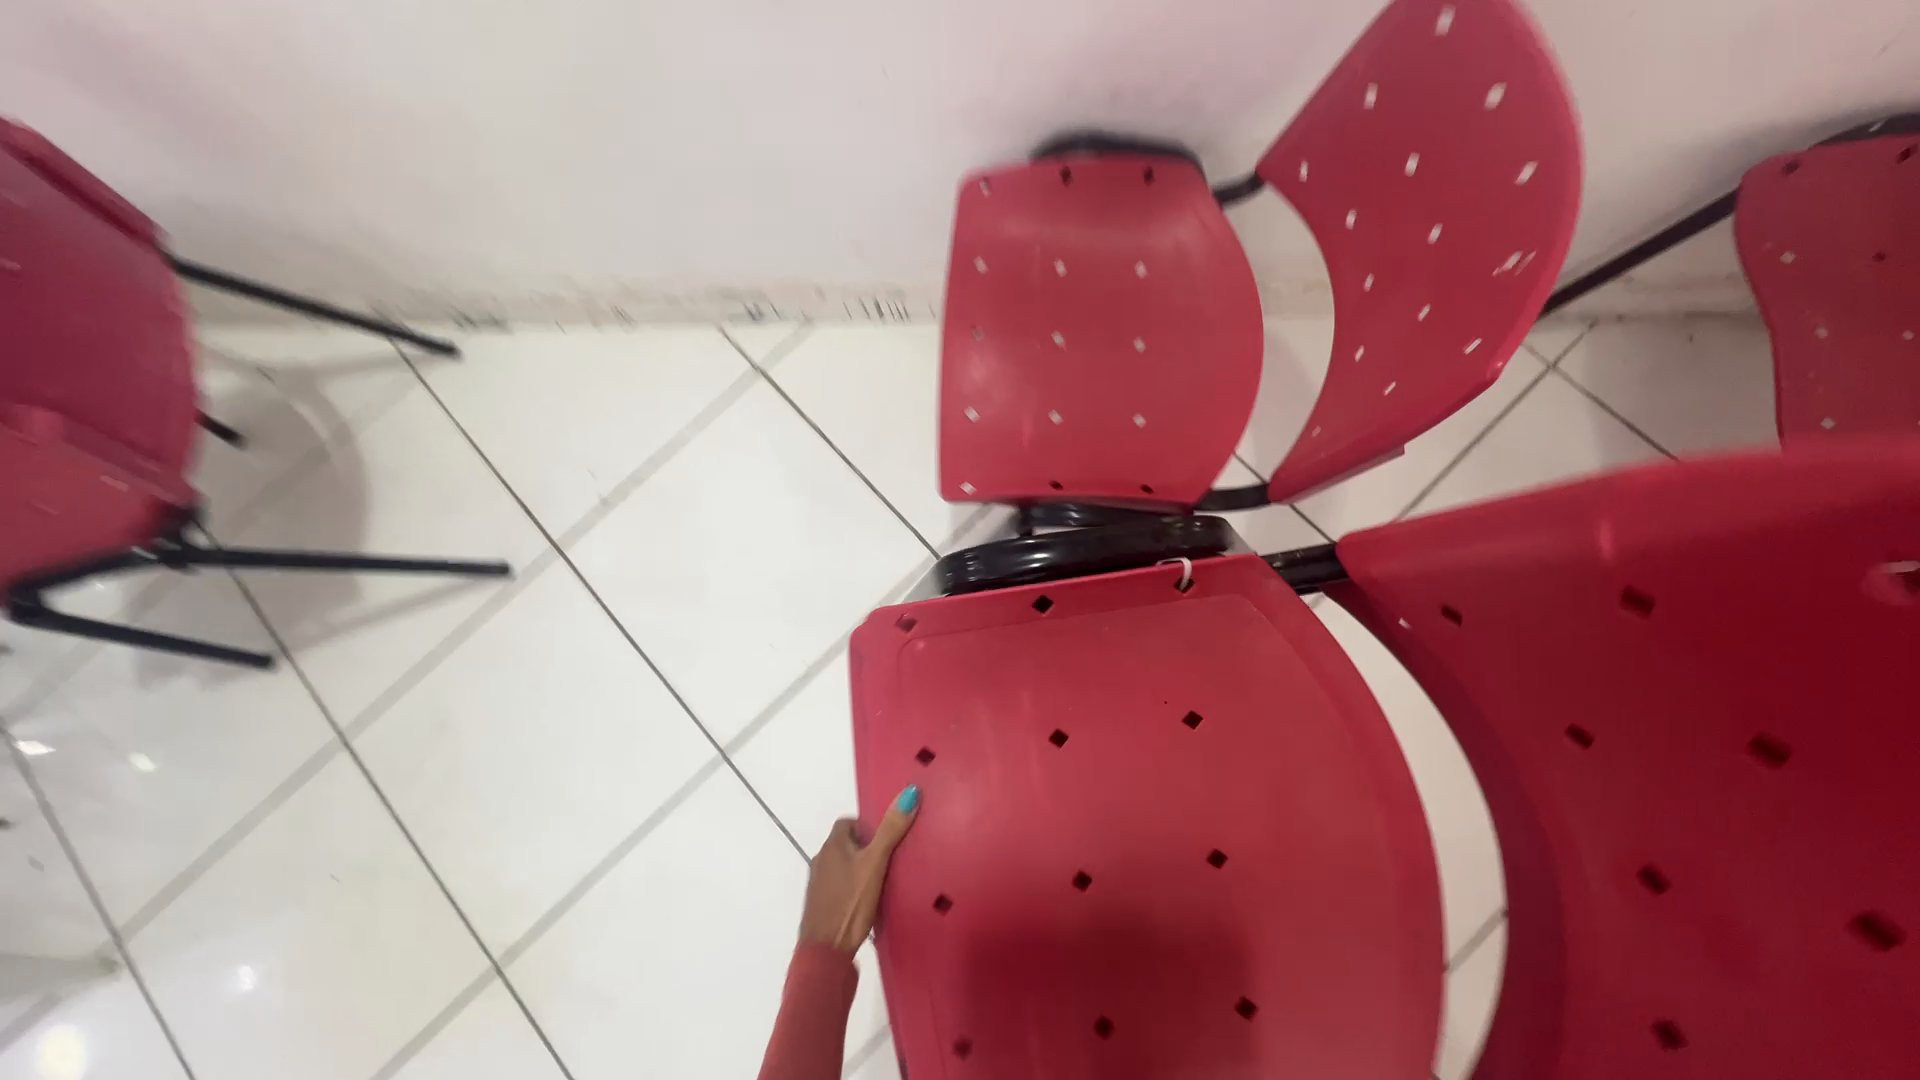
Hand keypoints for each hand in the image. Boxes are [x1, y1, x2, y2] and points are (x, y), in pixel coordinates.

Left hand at [800, 785, 920, 953]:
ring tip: (880, 881)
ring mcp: (817, 884)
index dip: (866, 826)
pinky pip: (838, 885)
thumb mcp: (876, 863)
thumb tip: (910, 792)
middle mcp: (821, 859)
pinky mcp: (819, 904)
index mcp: (832, 845)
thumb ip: (891, 830)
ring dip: (858, 868)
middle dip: (865, 848)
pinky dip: (851, 887)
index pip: (847, 822)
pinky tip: (866, 902)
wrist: (826, 950)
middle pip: (845, 844)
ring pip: (841, 865)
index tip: (884, 839)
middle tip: (888, 861)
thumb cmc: (851, 902)